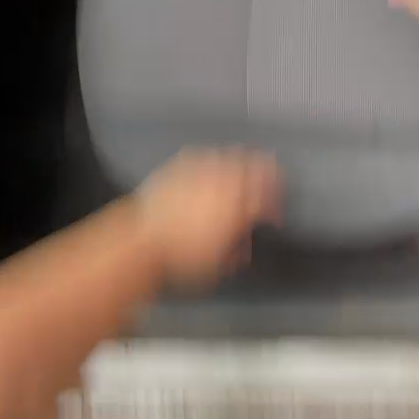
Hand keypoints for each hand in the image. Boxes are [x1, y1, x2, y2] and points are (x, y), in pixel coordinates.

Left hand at [133, 150, 280, 287]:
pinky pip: (207, 155)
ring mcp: (204, 168)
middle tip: (266, 185)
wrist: (142, 241)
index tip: (273, 215)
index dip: (275, 205)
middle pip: (257, 167)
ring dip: (243, 164)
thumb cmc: (182, 257)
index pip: (268, 197)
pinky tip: (213, 166)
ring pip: (234, 156)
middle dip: (266, 176)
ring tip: (243, 171)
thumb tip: (244, 245)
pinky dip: (215, 160)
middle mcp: (226, 182)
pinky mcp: (183, 163)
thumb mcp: (217, 264)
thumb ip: (237, 249)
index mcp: (240, 206)